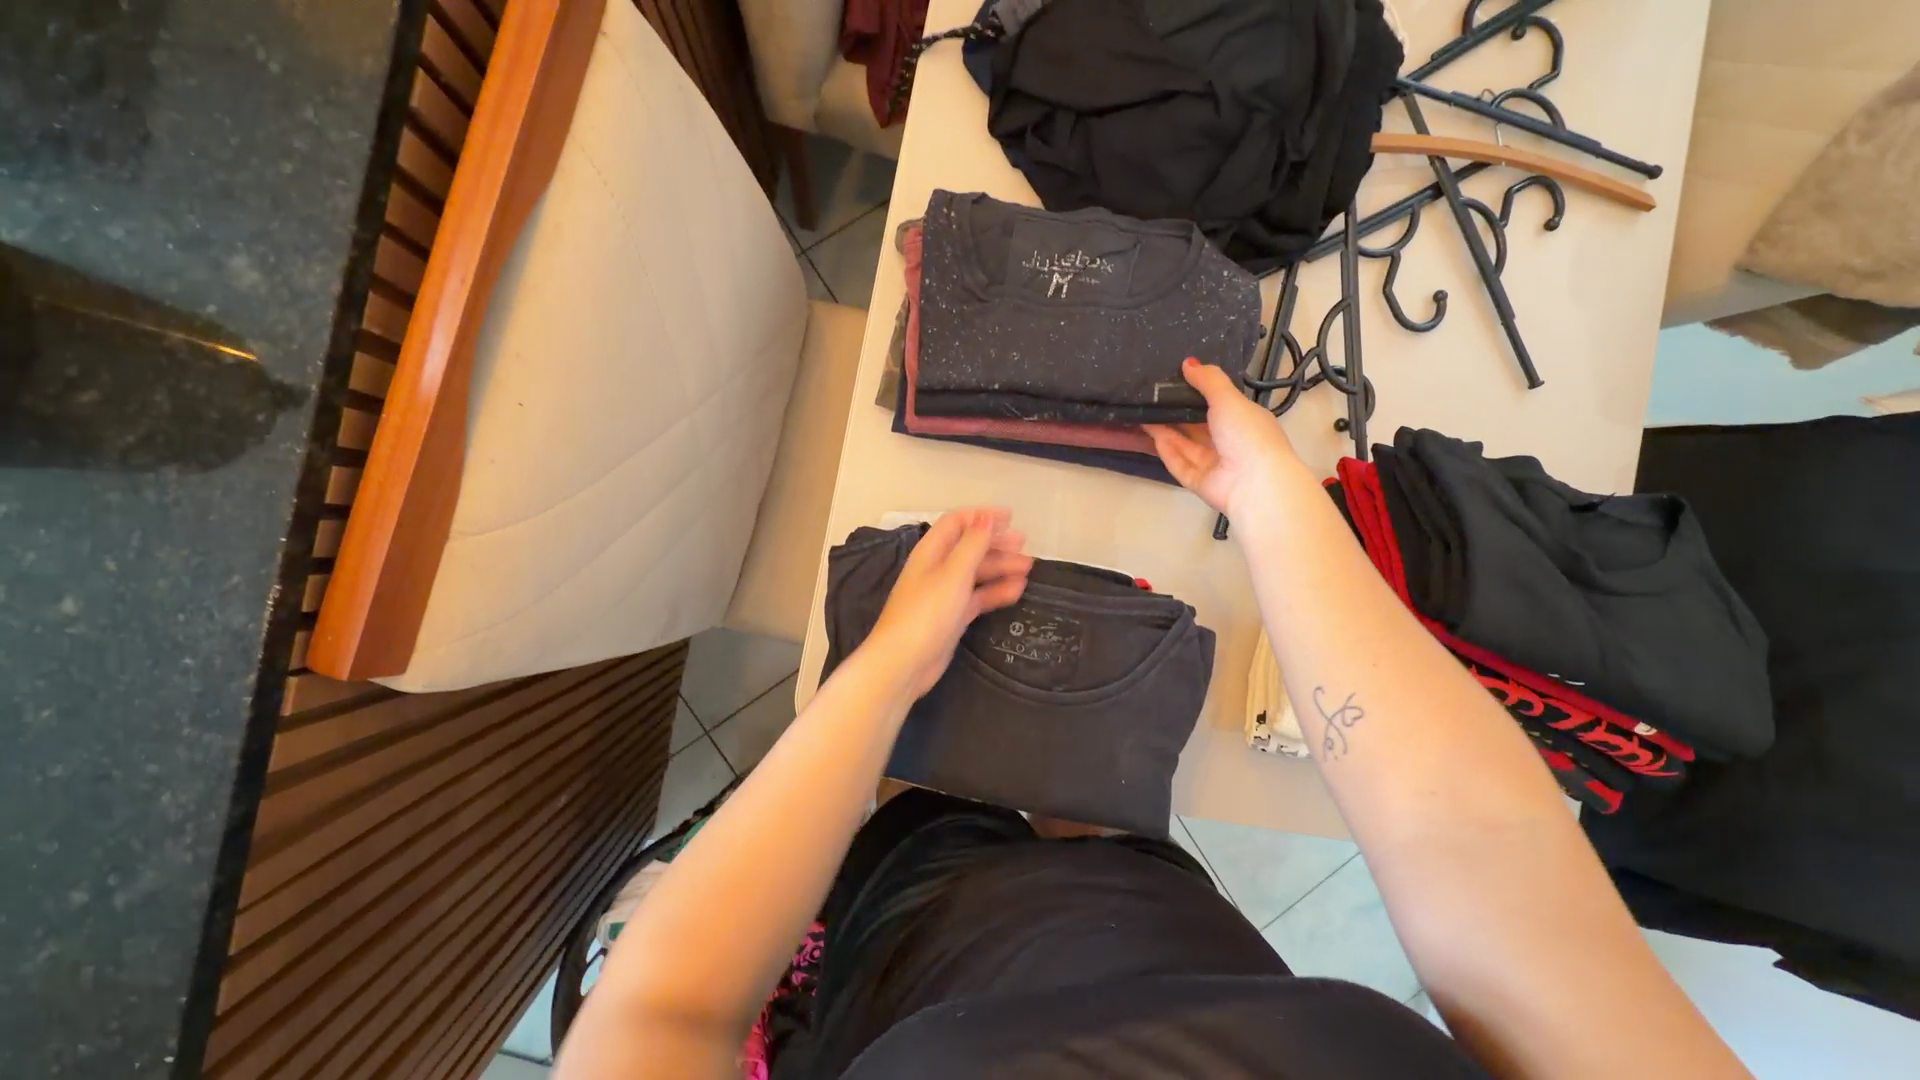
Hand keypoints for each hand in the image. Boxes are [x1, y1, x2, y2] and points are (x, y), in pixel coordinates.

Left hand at [862, 508, 1033, 699]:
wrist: (905, 662)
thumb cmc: (927, 612)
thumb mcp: (953, 573)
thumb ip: (972, 544)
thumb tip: (986, 518)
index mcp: (931, 551)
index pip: (957, 523)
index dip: (982, 517)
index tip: (1010, 517)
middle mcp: (937, 568)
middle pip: (969, 547)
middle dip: (996, 542)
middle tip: (1024, 543)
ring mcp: (945, 593)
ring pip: (976, 572)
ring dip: (1001, 567)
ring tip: (1029, 567)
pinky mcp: (953, 616)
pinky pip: (978, 596)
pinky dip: (996, 591)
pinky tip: (1017, 590)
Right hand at [1145, 357, 1301, 518]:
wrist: (1255, 483)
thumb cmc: (1247, 434)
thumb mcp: (1229, 399)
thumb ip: (1208, 380)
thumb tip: (1188, 362)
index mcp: (1243, 420)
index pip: (1217, 404)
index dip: (1196, 394)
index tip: (1172, 381)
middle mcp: (1229, 442)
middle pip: (1196, 426)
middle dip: (1175, 413)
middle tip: (1149, 396)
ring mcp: (1214, 464)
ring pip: (1184, 444)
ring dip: (1164, 430)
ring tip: (1141, 411)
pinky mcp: (1199, 482)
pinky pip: (1179, 464)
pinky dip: (1166, 450)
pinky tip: (1150, 435)